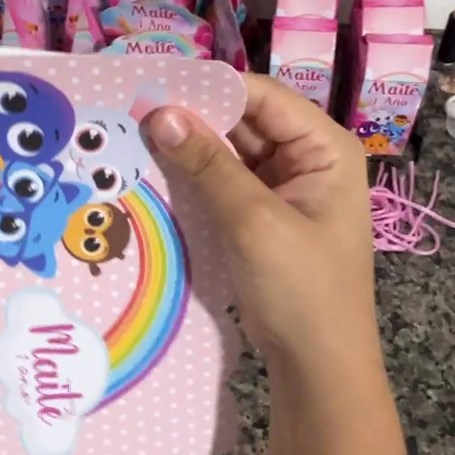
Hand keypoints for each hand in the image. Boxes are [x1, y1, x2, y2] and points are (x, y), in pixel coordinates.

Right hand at [143, 75, 376, 367]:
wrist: (317, 366)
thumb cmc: (301, 290)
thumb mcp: (254, 222)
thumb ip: (208, 165)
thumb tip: (160, 113)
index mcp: (323, 149)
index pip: (262, 98)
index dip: (209, 90)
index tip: (152, 88)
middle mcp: (306, 160)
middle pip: (244, 124)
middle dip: (193, 120)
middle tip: (131, 113)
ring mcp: (283, 191)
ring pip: (228, 155)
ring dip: (188, 151)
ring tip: (132, 138)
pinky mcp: (261, 219)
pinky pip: (223, 186)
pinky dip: (194, 182)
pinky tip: (154, 176)